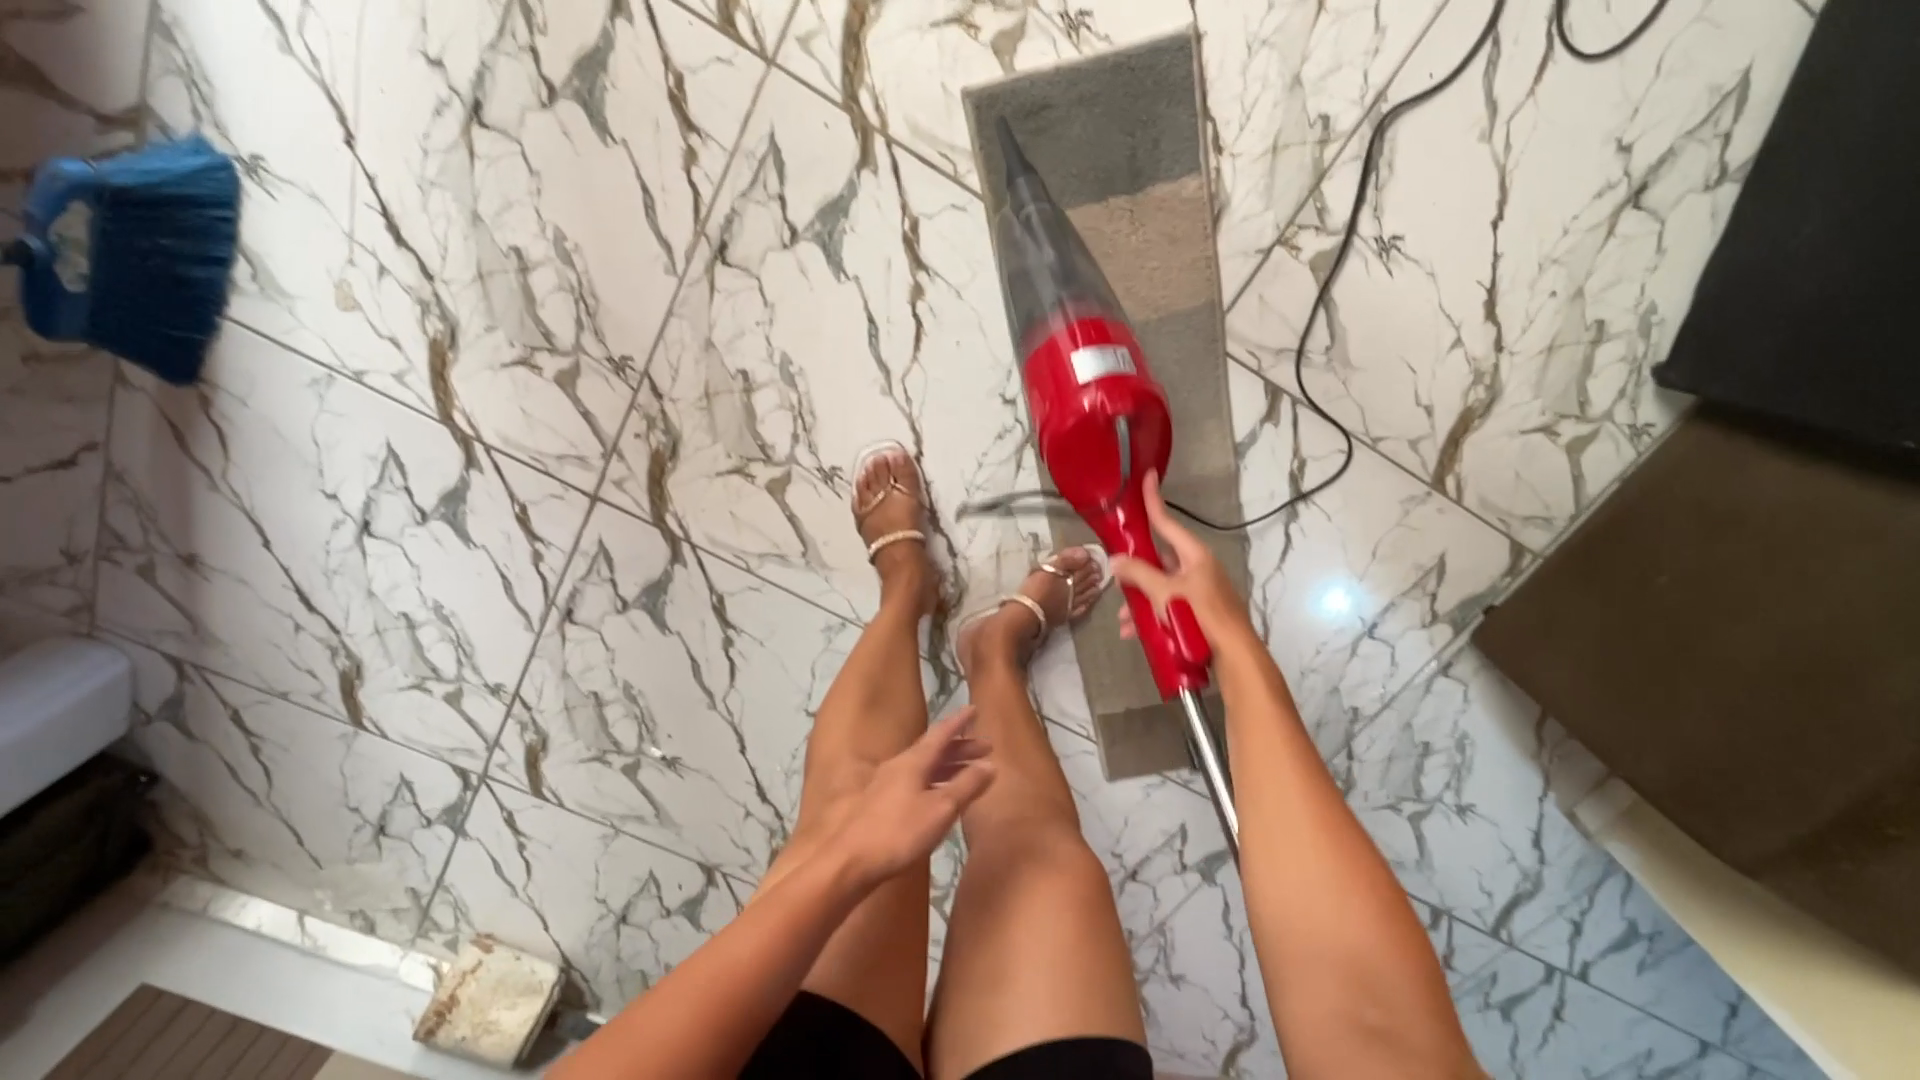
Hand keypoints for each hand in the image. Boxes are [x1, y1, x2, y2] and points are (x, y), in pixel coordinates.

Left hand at [829, 707, 996, 886]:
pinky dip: (934, 783)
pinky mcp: (880, 806)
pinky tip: (940, 798)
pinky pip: (914, 784)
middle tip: (985, 748)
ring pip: (923, 768)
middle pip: (933, 750)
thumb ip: (967, 786)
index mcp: (913, 761)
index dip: (959, 722)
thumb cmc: (899, 832)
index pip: (941, 733)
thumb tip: (990, 764)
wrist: (849, 861)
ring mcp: (886, 786)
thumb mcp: (941, 809)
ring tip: (969, 772)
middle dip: (959, 748)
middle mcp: (898, 767)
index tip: (975, 709)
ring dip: (947, 767)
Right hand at [1111, 470, 1253, 643]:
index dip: (1154, 500)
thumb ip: (1138, 575)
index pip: (1167, 522)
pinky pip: (1168, 606)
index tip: (1147, 476)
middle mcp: (1198, 568)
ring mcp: (1200, 591)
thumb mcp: (1163, 593)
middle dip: (1136, 574)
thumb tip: (1116, 560)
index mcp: (1194, 555)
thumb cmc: (1199, 617)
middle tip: (1117, 580)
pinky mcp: (1199, 612)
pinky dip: (1152, 616)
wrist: (1233, 655)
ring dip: (1140, 601)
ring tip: (1125, 619)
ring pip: (1161, 587)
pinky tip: (1135, 633)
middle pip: (1159, 560)